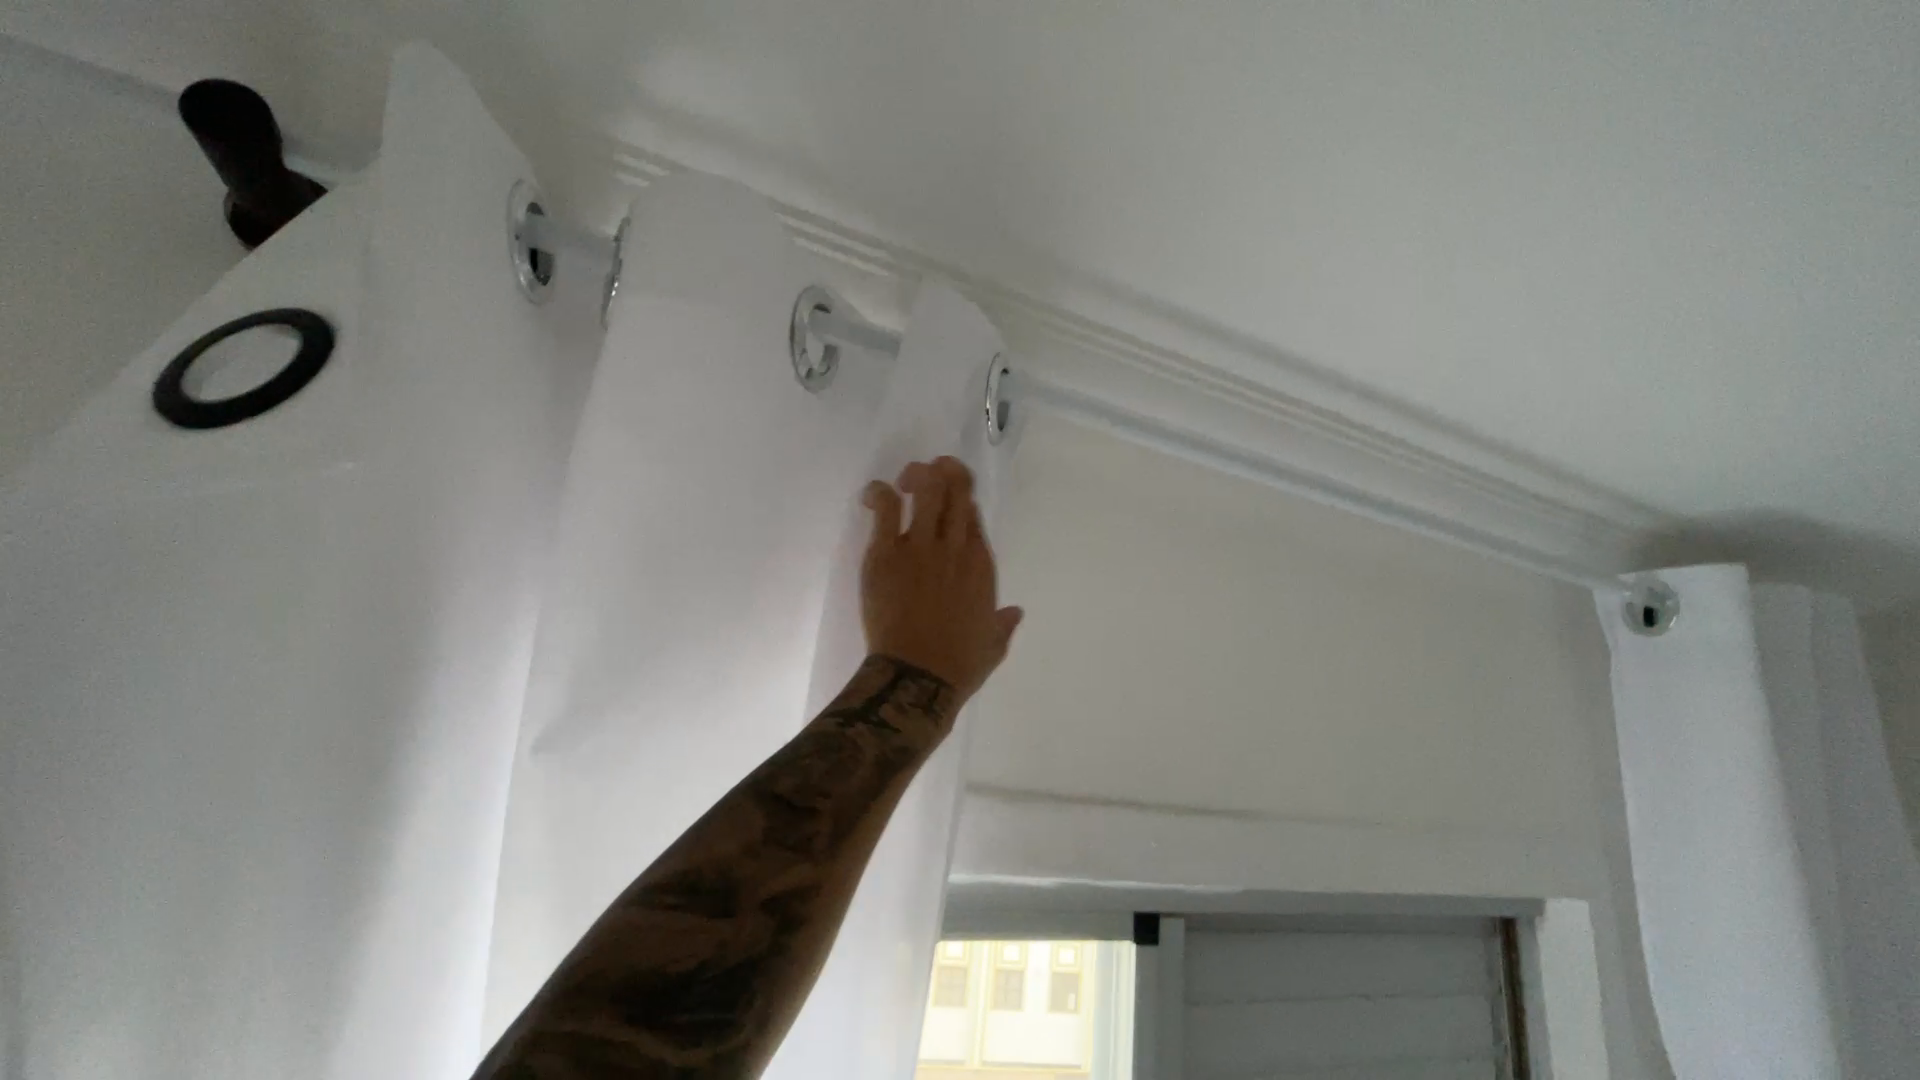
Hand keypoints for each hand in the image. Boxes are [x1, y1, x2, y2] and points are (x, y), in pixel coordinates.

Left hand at [859, 457, 1022, 703]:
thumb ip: (1003, 624)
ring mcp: (920, 546)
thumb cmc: (958, 665)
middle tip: (927, 476)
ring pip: (925, 488)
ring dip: (916, 475)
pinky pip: (885, 507)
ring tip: (905, 481)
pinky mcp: (885, 553)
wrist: (918, 676)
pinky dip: (879, 494)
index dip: (961, 498)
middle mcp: (955, 546)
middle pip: (954, 488)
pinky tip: (873, 496)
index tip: (949, 500)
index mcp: (981, 563)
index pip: (973, 512)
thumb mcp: (992, 645)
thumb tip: (1015, 613)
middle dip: (943, 472)